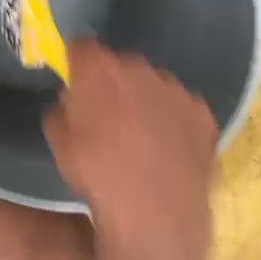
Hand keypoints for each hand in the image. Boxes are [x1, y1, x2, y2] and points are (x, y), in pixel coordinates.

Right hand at [43, 40, 217, 259]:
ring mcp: (174, 89)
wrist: (155, 214)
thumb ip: (61, 108)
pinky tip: (169, 146)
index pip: (80, 45)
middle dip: (111, 80)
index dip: (75, 61)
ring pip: (152, 83)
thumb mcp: (58, 140)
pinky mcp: (202, 114)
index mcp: (97, 67)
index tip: (74, 81)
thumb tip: (70, 102)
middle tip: (106, 112)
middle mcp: (136, 67)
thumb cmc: (97, 173)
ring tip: (141, 133)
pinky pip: (181, 107)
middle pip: (118, 63)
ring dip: (144, 97)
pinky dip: (173, 119)